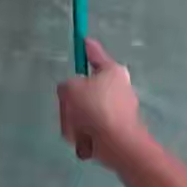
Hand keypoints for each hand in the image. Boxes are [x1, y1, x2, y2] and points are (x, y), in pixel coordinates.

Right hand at [57, 38, 150, 167]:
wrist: (119, 146)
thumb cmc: (96, 109)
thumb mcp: (70, 89)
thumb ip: (66, 86)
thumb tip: (72, 95)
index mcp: (112, 71)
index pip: (94, 53)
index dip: (86, 46)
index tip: (83, 40)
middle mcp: (119, 87)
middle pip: (86, 87)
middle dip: (73, 101)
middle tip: (69, 108)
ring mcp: (120, 109)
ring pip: (86, 110)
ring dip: (76, 121)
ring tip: (77, 129)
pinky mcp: (118, 130)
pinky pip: (93, 128)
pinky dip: (85, 135)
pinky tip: (84, 141)